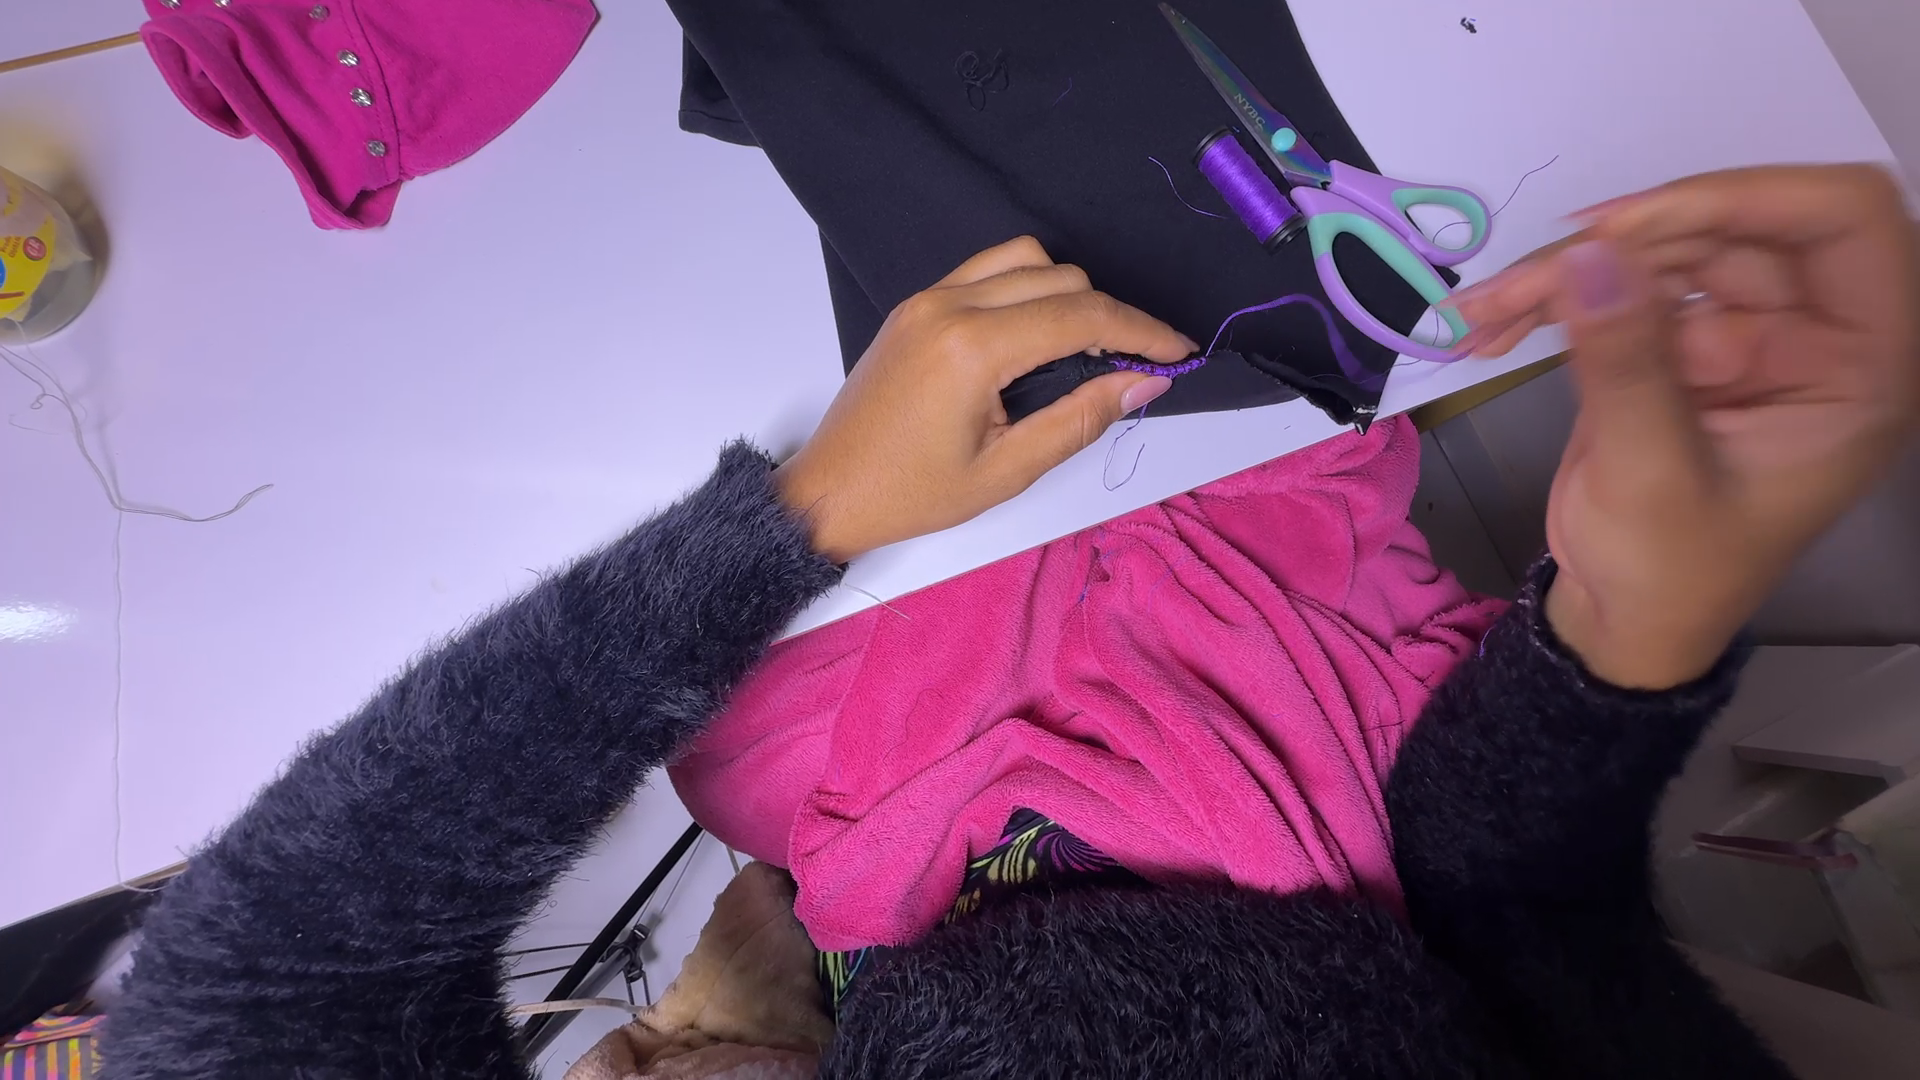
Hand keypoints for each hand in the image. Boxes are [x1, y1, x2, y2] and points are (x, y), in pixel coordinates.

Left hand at [776, 237, 1193, 562]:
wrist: (829, 492)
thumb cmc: (912, 494)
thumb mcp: (1006, 471)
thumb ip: (1079, 419)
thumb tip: (1144, 381)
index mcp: (972, 348)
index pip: (1080, 316)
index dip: (1141, 331)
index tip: (1178, 352)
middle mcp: (949, 304)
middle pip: (1060, 278)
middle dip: (1110, 314)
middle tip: (1133, 364)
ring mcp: (927, 298)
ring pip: (1025, 260)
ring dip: (1069, 293)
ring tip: (1087, 347)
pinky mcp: (916, 306)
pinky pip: (987, 272)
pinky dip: (1027, 289)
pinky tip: (1036, 333)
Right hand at [1451, 165, 1919, 687]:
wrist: (1619, 615)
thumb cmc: (1666, 566)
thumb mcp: (1648, 472)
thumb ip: (1625, 363)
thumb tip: (1587, 257)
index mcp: (1853, 357)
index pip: (1831, 222)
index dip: (1730, 200)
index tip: (1610, 228)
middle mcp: (1799, 333)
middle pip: (1715, 238)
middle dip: (1605, 253)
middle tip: (1507, 291)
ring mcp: (1722, 345)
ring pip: (1646, 266)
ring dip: (1556, 282)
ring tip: (1476, 316)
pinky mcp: (1656, 361)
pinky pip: (1604, 307)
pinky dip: (1543, 312)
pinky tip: (1489, 334)